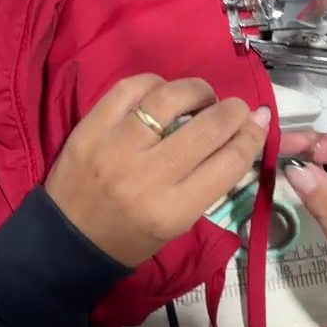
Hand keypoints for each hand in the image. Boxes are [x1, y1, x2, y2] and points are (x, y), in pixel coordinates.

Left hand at [45, 75, 270, 266]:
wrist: (66, 243)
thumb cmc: (133, 237)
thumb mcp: (180, 221)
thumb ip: (212, 178)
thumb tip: (249, 131)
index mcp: (173, 211)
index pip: (229, 162)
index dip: (253, 135)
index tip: (259, 121)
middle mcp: (147, 178)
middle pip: (208, 128)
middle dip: (233, 110)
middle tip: (236, 108)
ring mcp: (115, 149)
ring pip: (170, 98)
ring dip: (198, 90)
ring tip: (202, 97)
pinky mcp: (89, 128)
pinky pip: (130, 88)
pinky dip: (155, 83)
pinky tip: (163, 92)